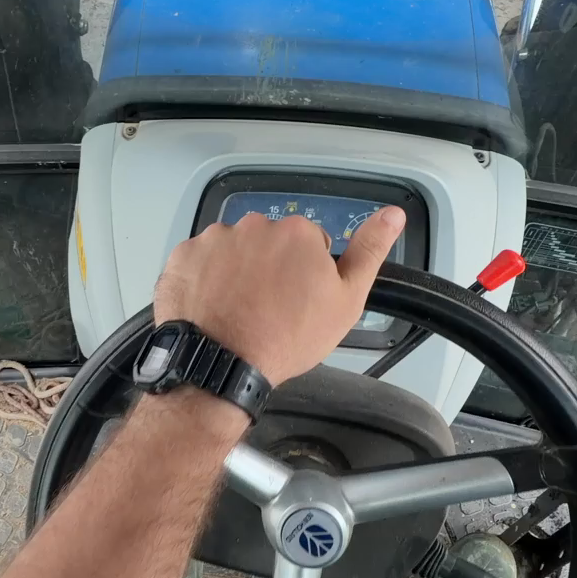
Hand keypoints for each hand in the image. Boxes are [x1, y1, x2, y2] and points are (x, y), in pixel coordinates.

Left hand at [154, 208, 404, 384]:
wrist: (222, 363)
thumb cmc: (285, 337)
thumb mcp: (345, 301)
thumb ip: (369, 251)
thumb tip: (394, 214)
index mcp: (296, 233)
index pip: (307, 245)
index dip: (305, 274)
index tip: (296, 300)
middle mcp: (253, 225)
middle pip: (267, 243)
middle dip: (268, 268)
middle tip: (266, 308)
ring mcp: (213, 239)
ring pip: (232, 251)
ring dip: (235, 272)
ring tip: (237, 311)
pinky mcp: (182, 256)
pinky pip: (199, 262)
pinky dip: (204, 280)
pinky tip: (212, 307)